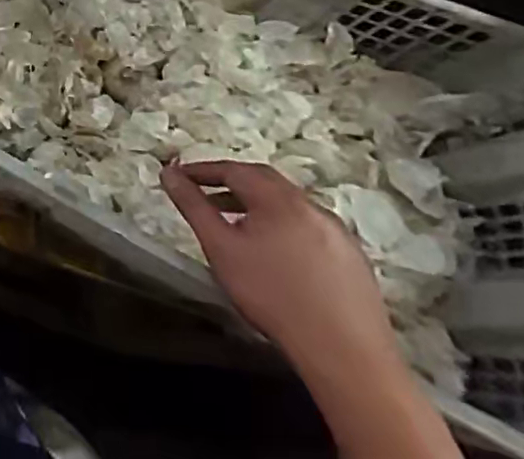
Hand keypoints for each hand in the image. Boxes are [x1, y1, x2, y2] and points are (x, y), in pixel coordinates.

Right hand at [160, 162, 398, 367]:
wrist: (345, 354)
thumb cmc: (271, 294)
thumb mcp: (220, 246)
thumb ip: (192, 205)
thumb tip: (168, 173)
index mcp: (280, 200)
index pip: (235, 170)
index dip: (203, 170)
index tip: (179, 177)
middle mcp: (313, 209)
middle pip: (266, 182)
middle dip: (231, 182)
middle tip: (204, 193)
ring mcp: (340, 235)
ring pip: (290, 206)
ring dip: (257, 205)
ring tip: (233, 223)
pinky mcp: (355, 261)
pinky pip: (310, 229)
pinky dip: (283, 226)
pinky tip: (274, 252)